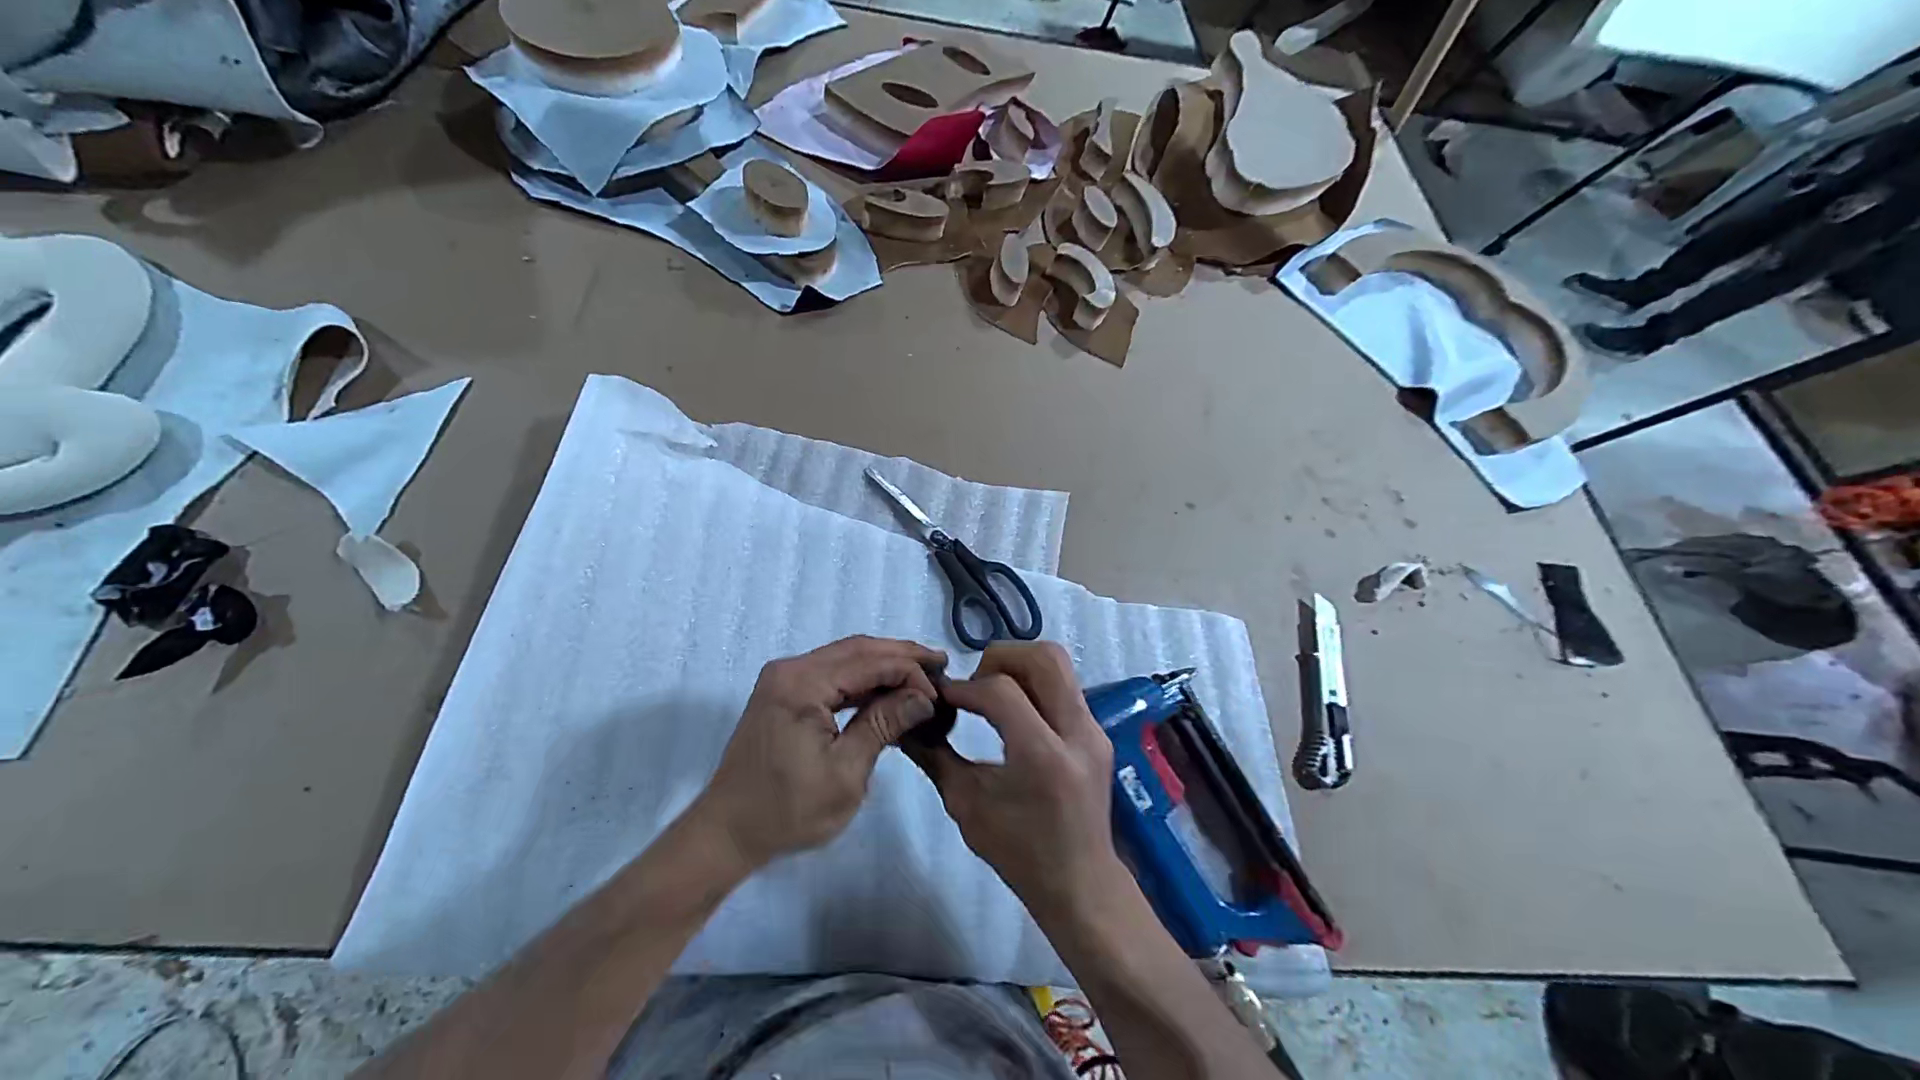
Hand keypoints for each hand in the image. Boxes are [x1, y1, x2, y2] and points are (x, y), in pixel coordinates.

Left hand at [694, 636, 945, 869]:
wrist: (726, 833)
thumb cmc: (788, 810)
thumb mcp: (846, 773)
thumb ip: (884, 725)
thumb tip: (924, 696)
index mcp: (802, 684)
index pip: (869, 662)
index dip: (909, 671)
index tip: (940, 692)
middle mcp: (790, 669)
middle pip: (857, 649)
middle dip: (901, 655)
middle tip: (941, 664)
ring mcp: (783, 679)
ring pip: (845, 658)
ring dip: (883, 664)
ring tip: (922, 673)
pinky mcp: (782, 693)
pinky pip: (830, 673)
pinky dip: (861, 678)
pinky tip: (886, 689)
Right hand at [905, 642, 1128, 922]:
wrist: (1080, 882)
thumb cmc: (1019, 852)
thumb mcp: (966, 805)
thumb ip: (936, 757)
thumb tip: (907, 722)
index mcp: (1043, 756)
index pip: (1001, 691)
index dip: (964, 687)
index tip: (942, 699)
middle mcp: (1077, 733)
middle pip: (1044, 658)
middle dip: (1000, 658)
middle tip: (974, 684)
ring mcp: (1094, 730)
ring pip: (1060, 665)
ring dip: (1019, 667)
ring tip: (991, 694)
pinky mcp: (1097, 732)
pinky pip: (1064, 687)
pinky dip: (1034, 685)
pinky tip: (1012, 712)